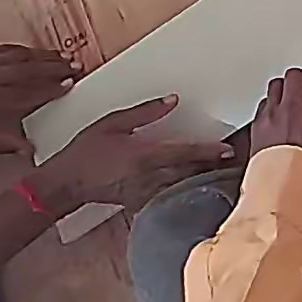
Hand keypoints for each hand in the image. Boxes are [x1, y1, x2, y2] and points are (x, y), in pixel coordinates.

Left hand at [0, 44, 76, 159]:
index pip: (27, 92)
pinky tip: (24, 50)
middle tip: (74, 65)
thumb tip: (28, 149)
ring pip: (15, 55)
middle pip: (26, 68)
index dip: (50, 88)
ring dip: (38, 54)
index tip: (70, 85)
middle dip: (53, 66)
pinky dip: (15, 49)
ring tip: (58, 54)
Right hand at [31, 95, 232, 212]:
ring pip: (181, 187)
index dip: (208, 151)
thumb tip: (172, 100)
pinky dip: (183, 192)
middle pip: (189, 172)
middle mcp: (149, 176)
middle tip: (234, 162)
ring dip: (202, 181)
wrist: (67, 182)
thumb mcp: (114, 122)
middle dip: (212, 167)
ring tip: (222, 174)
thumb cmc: (88, 150)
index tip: (227, 149)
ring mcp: (146, 192)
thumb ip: (146, 111)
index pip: (184, 152)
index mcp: (145, 155)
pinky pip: (167, 197)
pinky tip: (194, 189)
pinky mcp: (140, 202)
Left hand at [250, 68, 301, 170]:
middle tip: (301, 84)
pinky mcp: (257, 123)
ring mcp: (272, 113)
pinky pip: (262, 104)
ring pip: (275, 85)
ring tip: (285, 96)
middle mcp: (292, 106)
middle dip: (298, 78)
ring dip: (282, 88)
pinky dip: (268, 105)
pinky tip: (272, 113)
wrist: (284, 188)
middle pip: (293, 75)